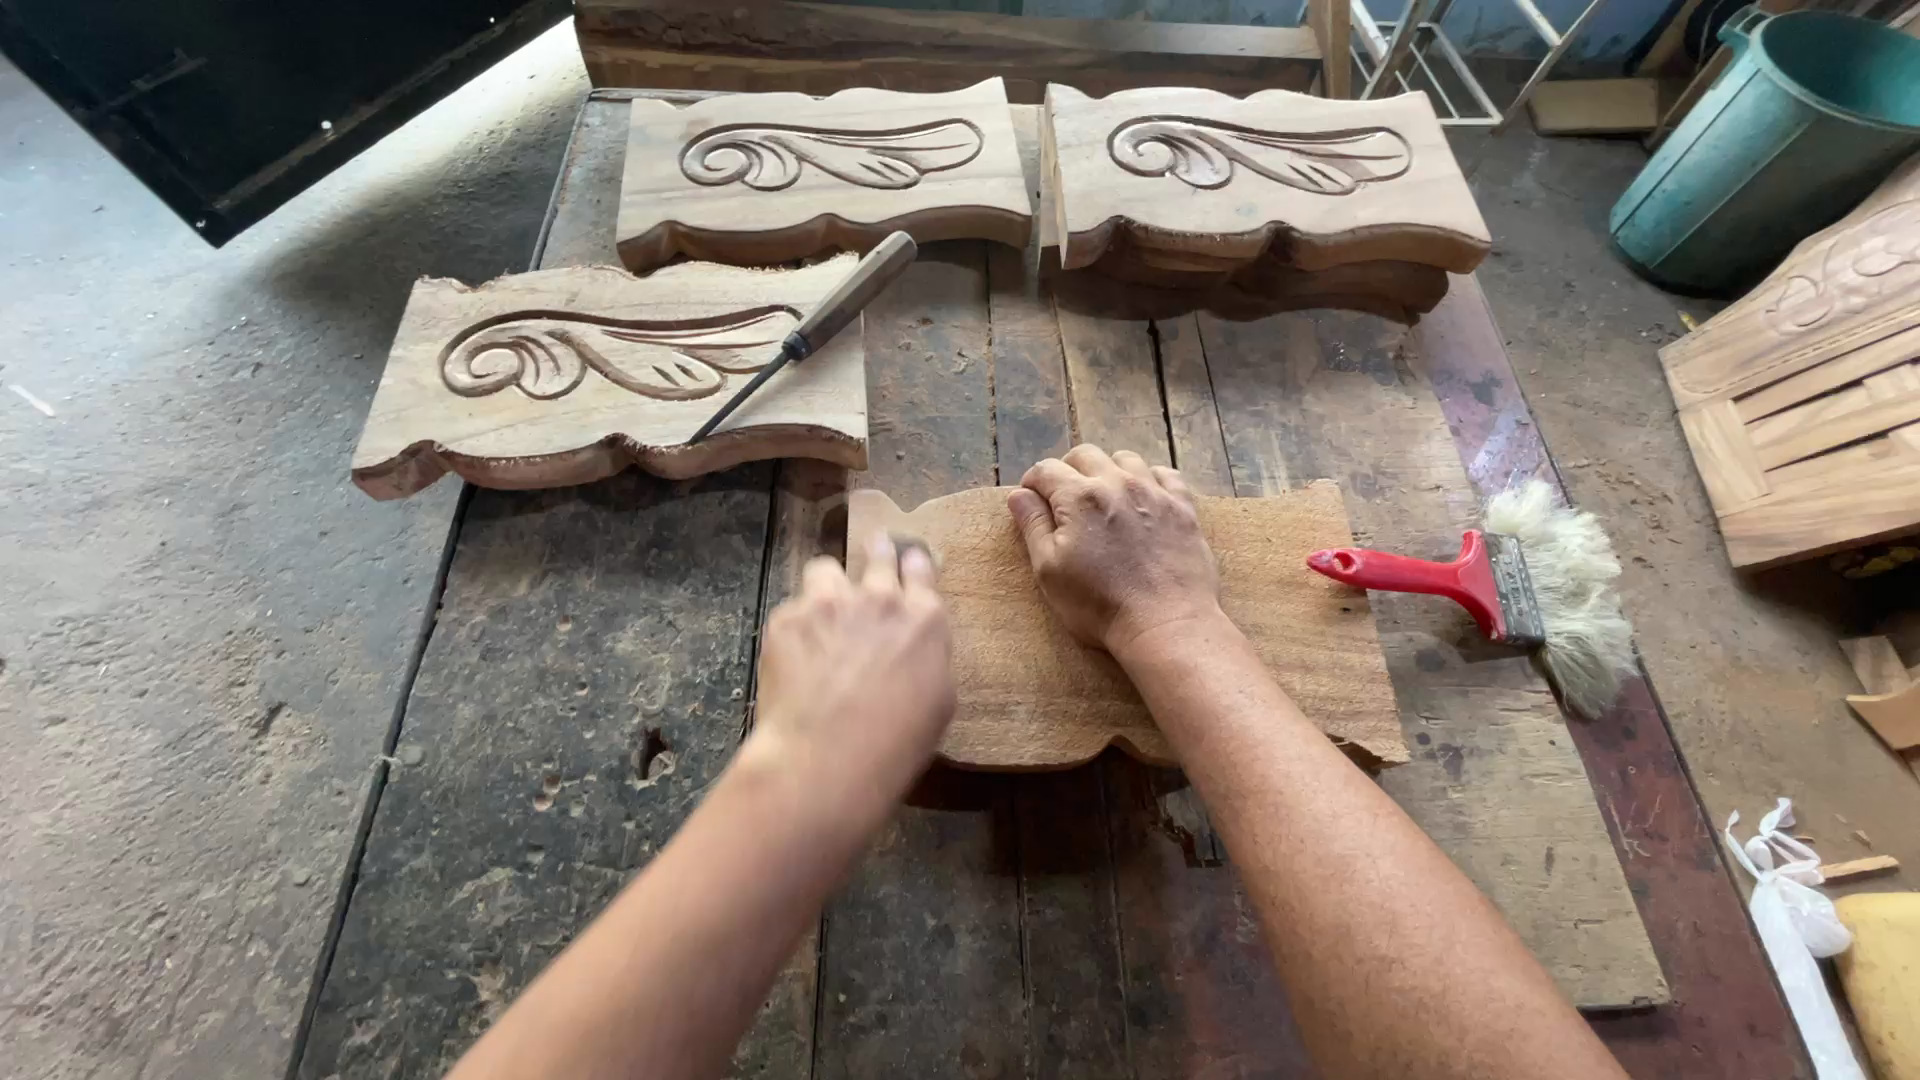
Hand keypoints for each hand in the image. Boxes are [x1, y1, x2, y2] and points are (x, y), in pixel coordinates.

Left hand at [743, 535, 955, 828]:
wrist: (826, 757)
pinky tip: (794, 658)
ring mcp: (829, 603)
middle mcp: (879, 599)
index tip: (908, 560)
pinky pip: (793, 609)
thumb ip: (930, 661)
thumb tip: (916, 653)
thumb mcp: (940, 704)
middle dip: (879, 551)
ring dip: (829, 584)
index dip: (913, 564)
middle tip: (875, 551)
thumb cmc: (896, 743)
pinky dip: (796, 628)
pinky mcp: (787, 619)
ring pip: (827, 569)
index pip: (921, 570)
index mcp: (924, 620)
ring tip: (824, 607)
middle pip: (879, 555)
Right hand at [1008, 444, 1222, 653]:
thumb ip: (1033, 525)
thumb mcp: (1049, 570)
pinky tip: (1142, 500)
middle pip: (1085, 455)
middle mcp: (1117, 483)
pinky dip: (1148, 479)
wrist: (1165, 624)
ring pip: (1125, 459)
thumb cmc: (1098, 604)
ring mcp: (1154, 493)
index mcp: (1079, 497)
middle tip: (1064, 499)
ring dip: (1107, 470)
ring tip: (1104, 497)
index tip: (1032, 499)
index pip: (1046, 469)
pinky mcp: (1182, 508)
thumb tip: (1018, 494)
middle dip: (1067, 470)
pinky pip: (1164, 475)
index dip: (1032, 482)